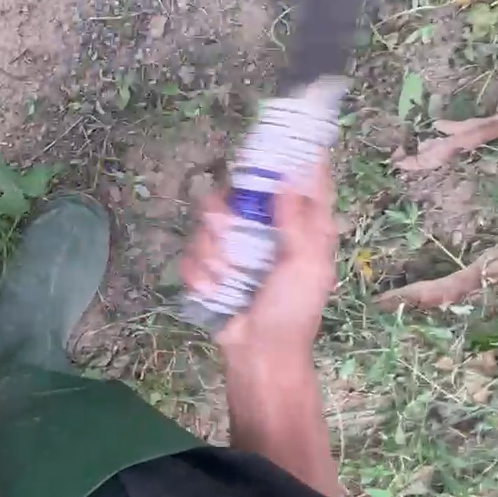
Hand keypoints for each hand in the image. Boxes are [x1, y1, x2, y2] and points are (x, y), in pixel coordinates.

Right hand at [181, 163, 338, 352]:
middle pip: (235, 195)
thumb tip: (288, 178)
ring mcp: (234, 247)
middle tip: (222, 230)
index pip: (300, 180)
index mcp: (300, 226)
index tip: (271, 145)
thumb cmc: (292, 310)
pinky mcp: (208, 265)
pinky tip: (212, 288)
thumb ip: (299, 222)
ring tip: (224, 277)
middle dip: (221, 216)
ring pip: (206, 226)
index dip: (290, 158)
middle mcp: (265, 229)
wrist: (259, 351)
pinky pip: (190, 253)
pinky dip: (198, 272)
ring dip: (210, 253)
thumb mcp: (307, 265)